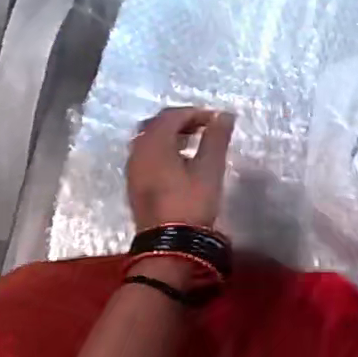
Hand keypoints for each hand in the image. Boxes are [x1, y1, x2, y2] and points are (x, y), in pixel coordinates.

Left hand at [127, 107, 234, 230]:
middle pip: (156, 124)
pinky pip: (146, 155)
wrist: (169, 244)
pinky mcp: (135, 184)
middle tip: (204, 127)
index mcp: (154, 143)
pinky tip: (179, 162)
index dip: (195, 113)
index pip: (171, 115)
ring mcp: (133, 168)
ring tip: (193, 142)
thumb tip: (224, 115)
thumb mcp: (209, 169)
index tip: (216, 120)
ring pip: (149, 140)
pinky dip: (162, 149)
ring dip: (170, 135)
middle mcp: (138, 151)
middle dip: (180, 121)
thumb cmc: (191, 203)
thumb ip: (216, 139)